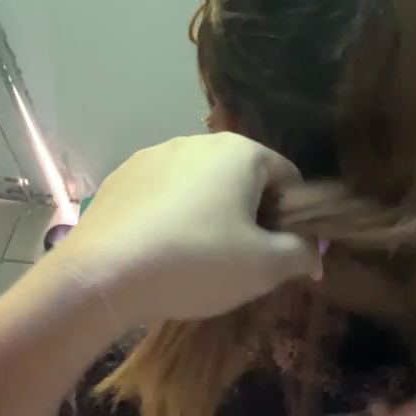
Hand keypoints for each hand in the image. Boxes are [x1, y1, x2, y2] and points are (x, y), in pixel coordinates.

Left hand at [50, 133, 321, 324]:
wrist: (102, 274)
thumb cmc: (196, 263)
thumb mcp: (263, 267)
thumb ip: (300, 253)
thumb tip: (313, 253)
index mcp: (239, 152)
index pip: (288, 178)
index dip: (294, 219)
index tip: (283, 255)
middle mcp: (196, 142)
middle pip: (242, 178)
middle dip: (250, 216)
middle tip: (242, 262)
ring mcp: (153, 156)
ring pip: (199, 186)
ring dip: (209, 215)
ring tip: (196, 259)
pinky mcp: (121, 177)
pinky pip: (163, 195)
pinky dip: (171, 217)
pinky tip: (160, 252)